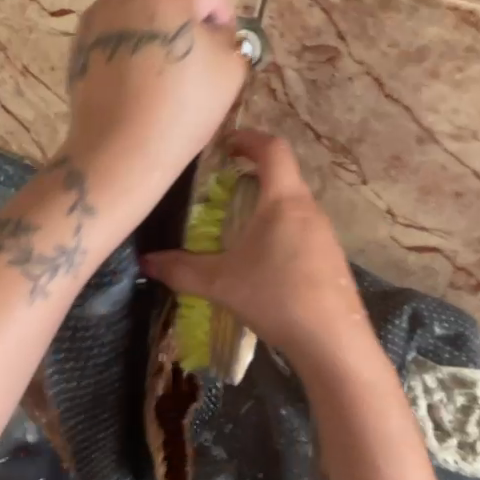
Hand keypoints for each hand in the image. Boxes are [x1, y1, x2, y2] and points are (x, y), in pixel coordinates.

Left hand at [59, 0, 246, 195]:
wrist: (120, 150)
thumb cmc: (181, 107)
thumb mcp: (231, 69)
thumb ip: (231, 39)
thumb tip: (214, 35)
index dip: (226, 21)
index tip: (227, 52)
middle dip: (188, 24)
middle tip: (198, 63)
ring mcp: (95, 18)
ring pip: (141, 16)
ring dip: (158, 35)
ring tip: (166, 74)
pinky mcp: (78, 45)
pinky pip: (117, 37)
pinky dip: (132, 50)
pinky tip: (139, 82)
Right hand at [140, 130, 370, 369]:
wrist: (332, 341)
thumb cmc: (275, 296)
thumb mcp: (220, 283)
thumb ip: (182, 270)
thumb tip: (147, 262)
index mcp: (283, 201)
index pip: (272, 149)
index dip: (249, 138)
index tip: (226, 144)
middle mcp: (309, 209)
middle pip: (283, 178)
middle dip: (253, 177)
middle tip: (222, 192)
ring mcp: (326, 235)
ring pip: (294, 208)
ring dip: (267, 209)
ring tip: (239, 230)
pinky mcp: (332, 260)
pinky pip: (303, 233)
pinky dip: (281, 234)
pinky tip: (265, 266)